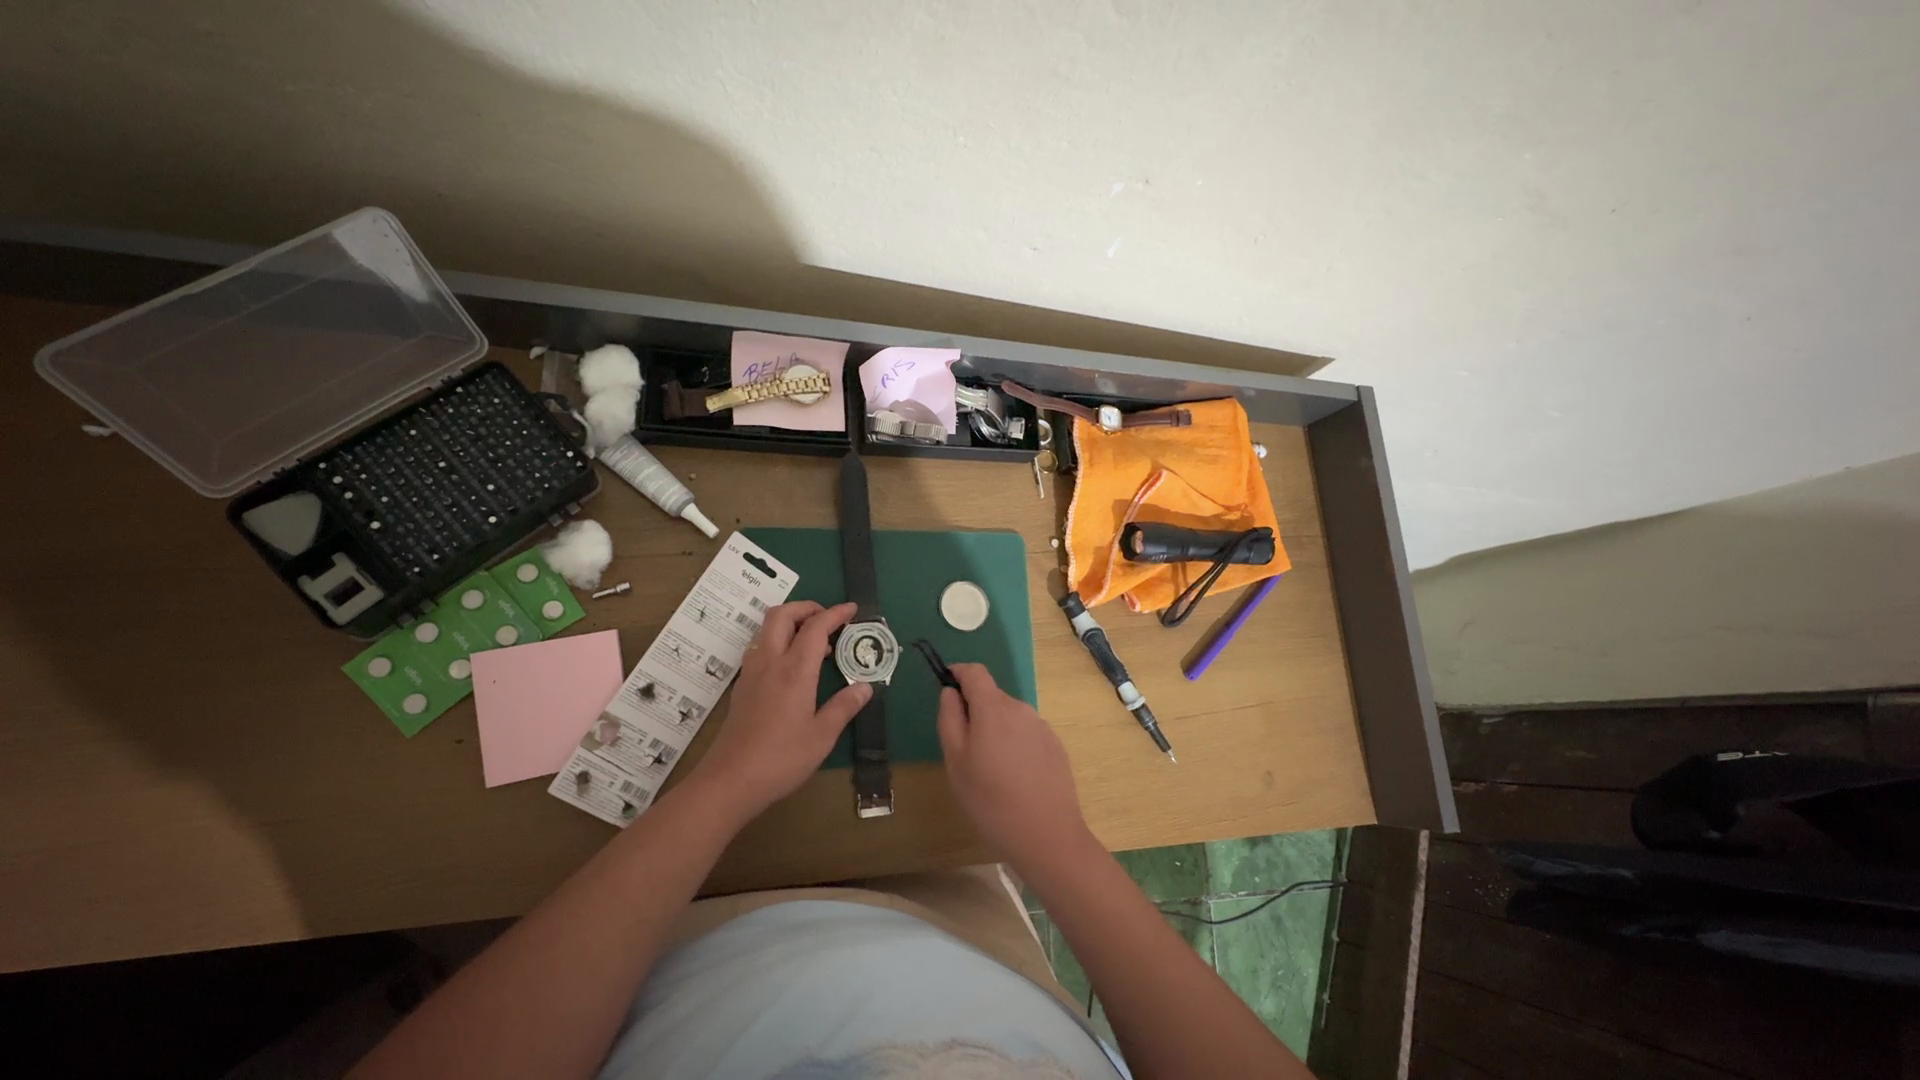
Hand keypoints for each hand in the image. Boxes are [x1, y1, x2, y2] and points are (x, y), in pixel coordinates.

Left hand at [693, 601, 870, 818]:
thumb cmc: (781, 759)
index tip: (852, 610)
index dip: (835, 614)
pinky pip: (759, 649)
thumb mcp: (822, 736)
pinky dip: (778, 643)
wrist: (730, 780)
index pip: (815, 627)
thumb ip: (844, 707)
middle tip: (828, 620)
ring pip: (766, 630)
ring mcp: (751, 673)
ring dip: (790, 624)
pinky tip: (791, 668)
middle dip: (806, 608)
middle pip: (782, 615)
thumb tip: (865, 687)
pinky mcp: (741, 688)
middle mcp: (769, 662)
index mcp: (794, 670)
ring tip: (813, 644)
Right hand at [937, 663, 1094, 867]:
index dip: (958, 674)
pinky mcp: (1056, 747)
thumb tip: (951, 693)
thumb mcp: (956, 762)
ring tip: (990, 772)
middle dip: (975, 712)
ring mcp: (1042, 728)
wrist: (1047, 836)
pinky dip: (1015, 746)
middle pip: (992, 697)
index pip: (975, 672)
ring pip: (1010, 718)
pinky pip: (1027, 735)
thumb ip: (950, 719)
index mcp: (994, 708)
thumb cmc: (990, 801)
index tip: (946, 691)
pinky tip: (1014, 780)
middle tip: (964, 751)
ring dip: (996, 731)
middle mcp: (1021, 709)